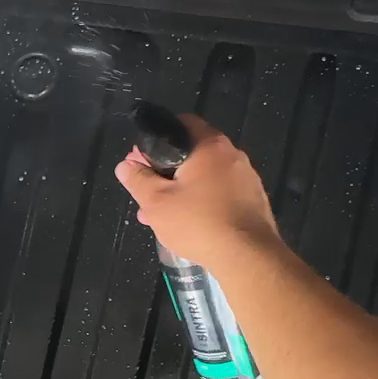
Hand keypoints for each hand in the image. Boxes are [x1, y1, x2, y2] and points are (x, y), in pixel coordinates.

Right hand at [113, 114, 286, 271]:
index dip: (156, 140)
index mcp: (208, 145)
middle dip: (166, 172)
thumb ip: (138, 180)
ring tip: (162, 216)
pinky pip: (220, 194)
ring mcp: (246, 177)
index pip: (181, 124)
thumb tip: (125, 165)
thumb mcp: (156, 202)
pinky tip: (190, 225)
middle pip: (192, 154)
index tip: (140, 163)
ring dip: (182, 191)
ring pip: (205, 178)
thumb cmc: (197, 223)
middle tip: (147, 194)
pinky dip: (202, 203)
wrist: (246, 255)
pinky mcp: (252, 200)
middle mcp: (231, 154)